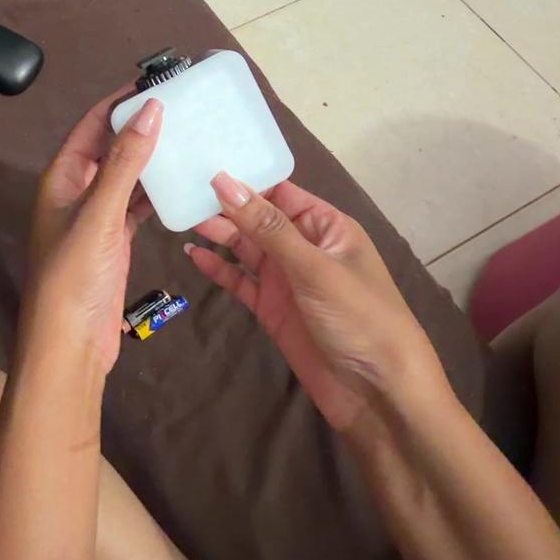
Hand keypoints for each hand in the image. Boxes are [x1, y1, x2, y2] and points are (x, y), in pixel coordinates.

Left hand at [23, 89, 161, 372]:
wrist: (70, 342)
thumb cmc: (74, 274)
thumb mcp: (99, 213)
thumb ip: (125, 162)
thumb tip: (151, 109)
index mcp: (62, 177)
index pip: (91, 125)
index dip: (119, 101)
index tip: (156, 82)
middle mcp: (76, 191)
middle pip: (110, 147)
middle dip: (140, 126)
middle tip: (183, 108)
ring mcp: (96, 216)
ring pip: (126, 175)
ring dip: (152, 158)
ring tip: (190, 137)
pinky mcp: (114, 239)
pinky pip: (137, 205)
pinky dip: (157, 193)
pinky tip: (183, 183)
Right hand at [185, 175, 447, 440]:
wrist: (378, 396)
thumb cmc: (360, 319)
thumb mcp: (314, 268)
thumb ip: (267, 227)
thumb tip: (224, 182)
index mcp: (327, 227)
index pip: (280, 192)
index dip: (245, 179)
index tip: (204, 164)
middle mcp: (305, 247)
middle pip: (257, 217)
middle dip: (224, 205)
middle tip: (182, 191)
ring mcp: (287, 279)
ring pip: (245, 247)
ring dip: (218, 233)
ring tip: (181, 218)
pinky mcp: (272, 308)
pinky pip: (239, 280)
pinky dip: (218, 268)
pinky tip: (194, 254)